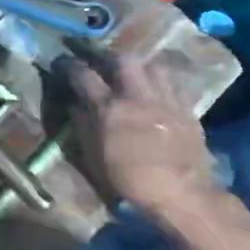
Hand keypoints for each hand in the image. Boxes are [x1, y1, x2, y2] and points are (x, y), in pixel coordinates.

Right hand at [68, 58, 217, 212]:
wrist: (181, 193)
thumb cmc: (130, 179)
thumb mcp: (94, 157)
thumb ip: (83, 126)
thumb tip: (74, 105)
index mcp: (110, 110)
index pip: (84, 76)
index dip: (70, 65)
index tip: (62, 62)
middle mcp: (137, 97)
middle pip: (122, 60)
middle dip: (107, 56)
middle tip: (98, 60)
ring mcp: (165, 99)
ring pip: (152, 65)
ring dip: (137, 65)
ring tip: (130, 72)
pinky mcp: (186, 107)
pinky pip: (173, 81)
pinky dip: (160, 80)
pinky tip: (155, 88)